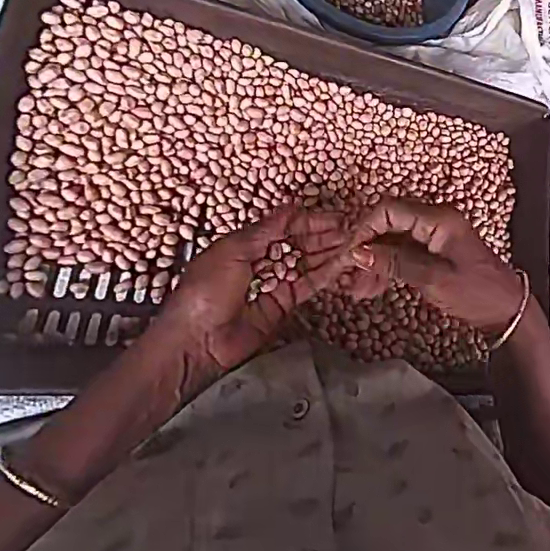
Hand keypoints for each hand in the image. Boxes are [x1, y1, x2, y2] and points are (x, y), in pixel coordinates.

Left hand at [151, 206, 349, 369]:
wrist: (197, 342)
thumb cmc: (204, 293)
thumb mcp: (231, 252)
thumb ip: (264, 231)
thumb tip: (289, 208)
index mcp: (244, 245)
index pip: (283, 227)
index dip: (308, 221)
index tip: (333, 218)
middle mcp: (261, 262)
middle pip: (298, 244)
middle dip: (323, 236)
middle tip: (349, 230)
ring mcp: (273, 283)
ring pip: (307, 263)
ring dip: (329, 253)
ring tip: (352, 244)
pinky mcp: (283, 305)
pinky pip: (308, 285)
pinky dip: (326, 275)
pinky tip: (342, 264)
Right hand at [316, 200, 523, 332]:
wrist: (507, 310)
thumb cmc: (479, 293)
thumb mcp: (434, 280)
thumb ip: (396, 263)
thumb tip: (359, 253)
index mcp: (439, 219)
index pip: (389, 210)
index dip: (365, 229)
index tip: (350, 253)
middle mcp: (435, 221)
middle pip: (388, 223)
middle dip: (366, 247)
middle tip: (349, 275)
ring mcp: (434, 236)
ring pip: (392, 240)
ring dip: (374, 261)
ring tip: (359, 289)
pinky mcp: (433, 251)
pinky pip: (401, 252)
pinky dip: (386, 267)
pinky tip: (372, 286)